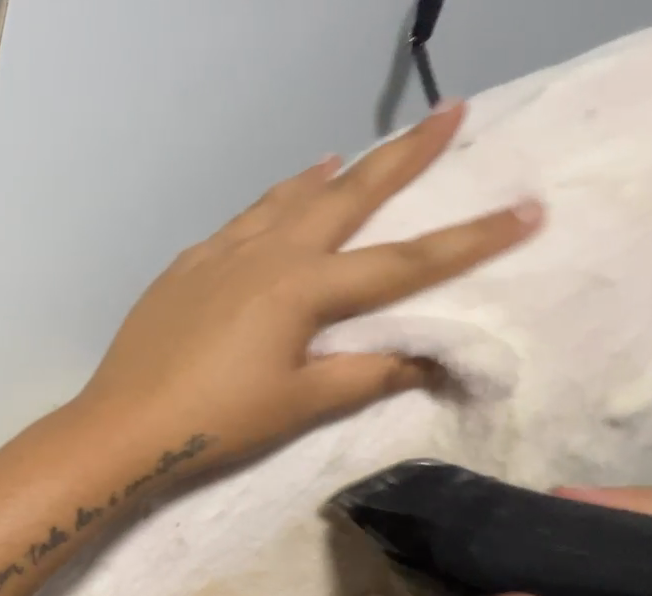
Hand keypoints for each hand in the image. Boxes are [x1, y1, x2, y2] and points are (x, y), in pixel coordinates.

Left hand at [73, 100, 540, 472]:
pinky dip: (266, 207)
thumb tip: (430, 360)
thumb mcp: (300, 404)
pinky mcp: (182, 269)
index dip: (469, 239)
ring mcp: (217, 255)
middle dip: (403, 156)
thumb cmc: (215, 422)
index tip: (528, 208)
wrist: (122, 426)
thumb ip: (368, 374)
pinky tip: (268, 213)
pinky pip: (237, 224)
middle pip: (346, 195)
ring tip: (348, 156)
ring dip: (324, 176)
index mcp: (303, 288)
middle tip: (448, 113)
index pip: (404, 261)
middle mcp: (265, 254)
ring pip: (284, 200)